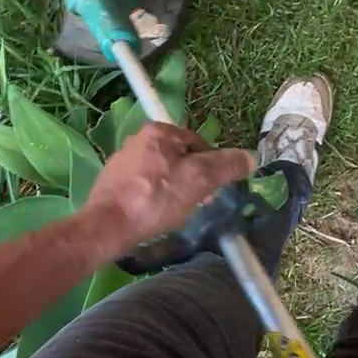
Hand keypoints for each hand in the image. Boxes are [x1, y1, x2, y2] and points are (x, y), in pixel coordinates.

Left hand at [83, 122, 255, 246]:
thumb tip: (249, 157)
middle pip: (181, 157)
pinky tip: (157, 214)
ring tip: (179, 212)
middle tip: (200, 203)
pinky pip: (146, 185)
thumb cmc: (155, 199)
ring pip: (163, 172)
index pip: (199, 143)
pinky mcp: (113, 182)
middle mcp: (138, 139)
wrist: (108, 226)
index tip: (214, 190)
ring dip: (176, 189)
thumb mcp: (198, 180)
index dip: (213, 167)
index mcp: (159, 131)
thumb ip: (225, 166)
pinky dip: (156, 197)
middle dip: (194, 179)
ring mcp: (123, 161)